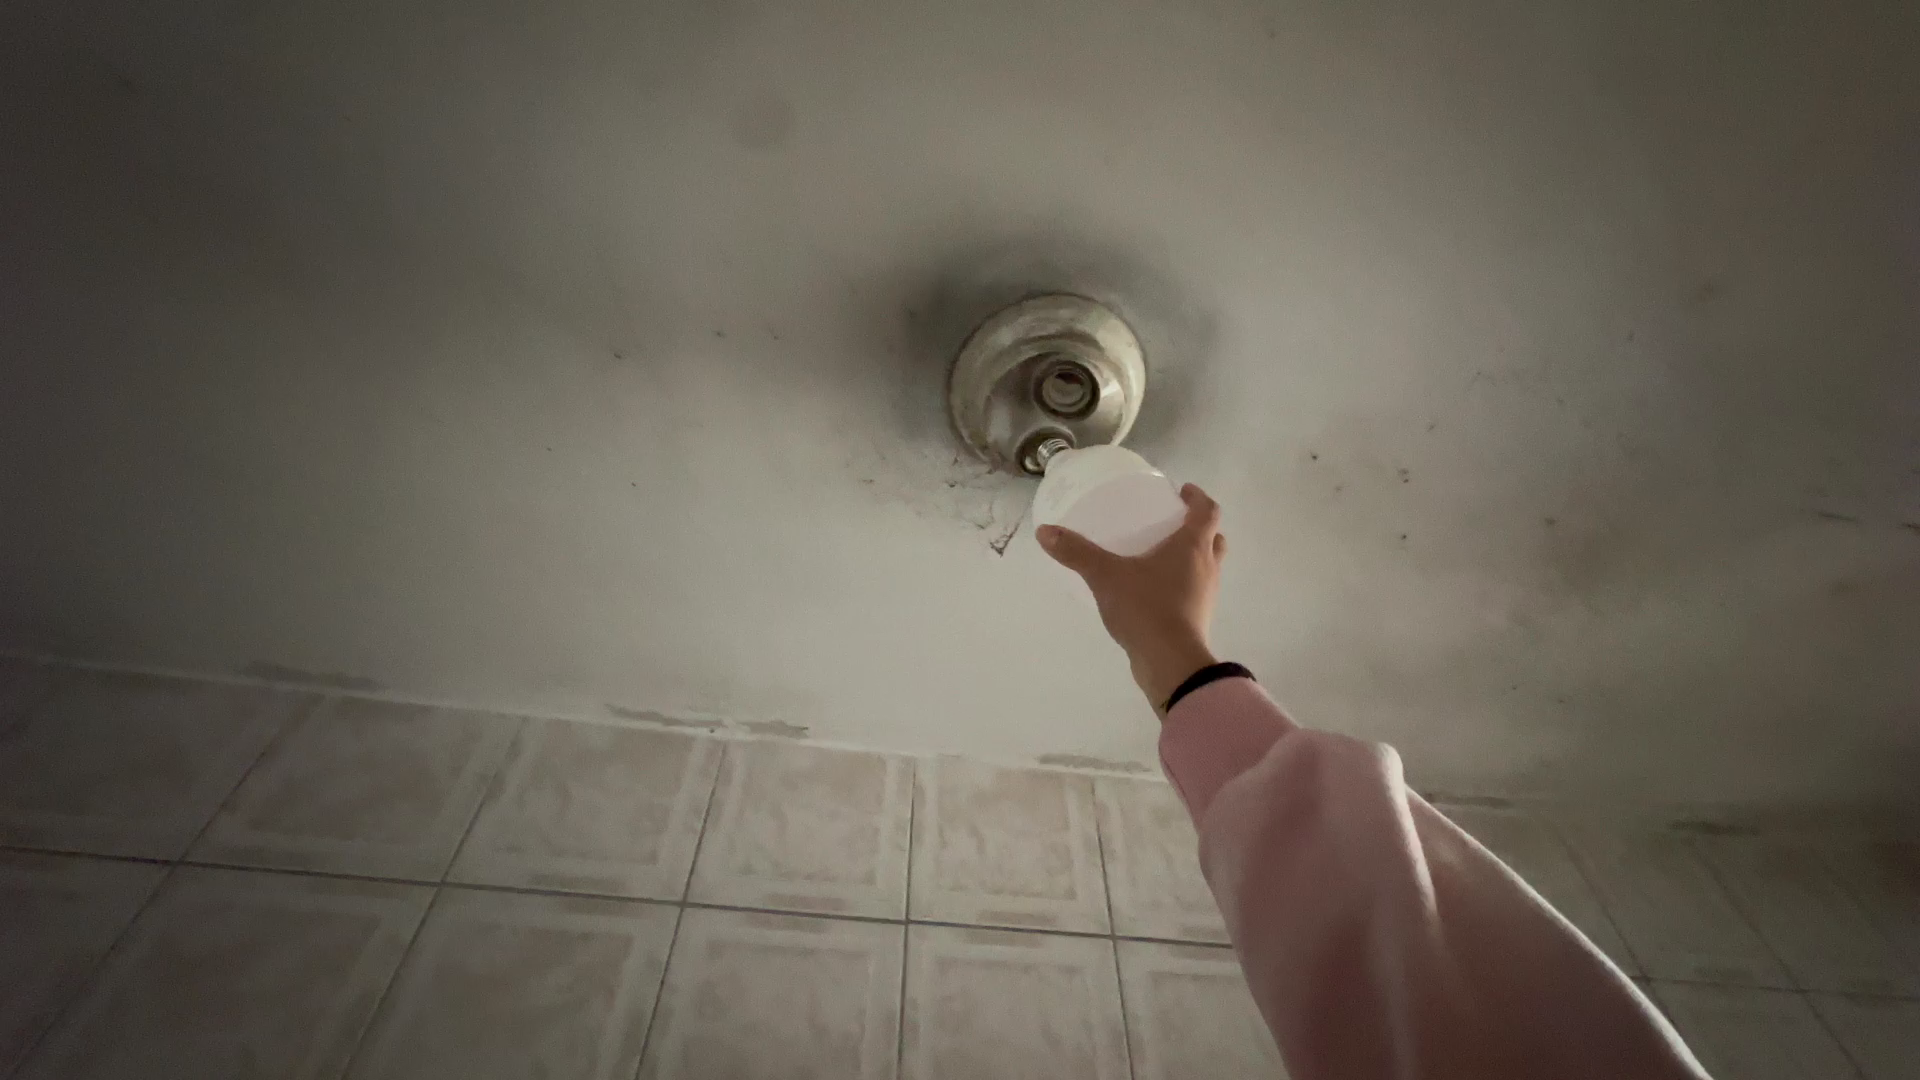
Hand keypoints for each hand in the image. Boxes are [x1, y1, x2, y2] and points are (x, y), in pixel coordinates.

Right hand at [1037, 483, 1226, 712]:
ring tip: (1159, 555)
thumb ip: (1077, 553)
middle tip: (1171, 523)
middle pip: (1213, 539)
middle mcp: (1207, 567)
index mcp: (1193, 547)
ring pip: (1206, 566)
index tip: (1183, 491)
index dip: (1198, 497)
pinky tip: (1153, 589)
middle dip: (1197, 527)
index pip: (1208, 511)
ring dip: (1191, 556)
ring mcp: (1205, 595)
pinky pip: (1193, 590)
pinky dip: (1181, 582)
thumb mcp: (1106, 576)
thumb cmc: (1146, 609)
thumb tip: (1045, 531)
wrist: (1171, 663)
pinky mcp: (1196, 618)